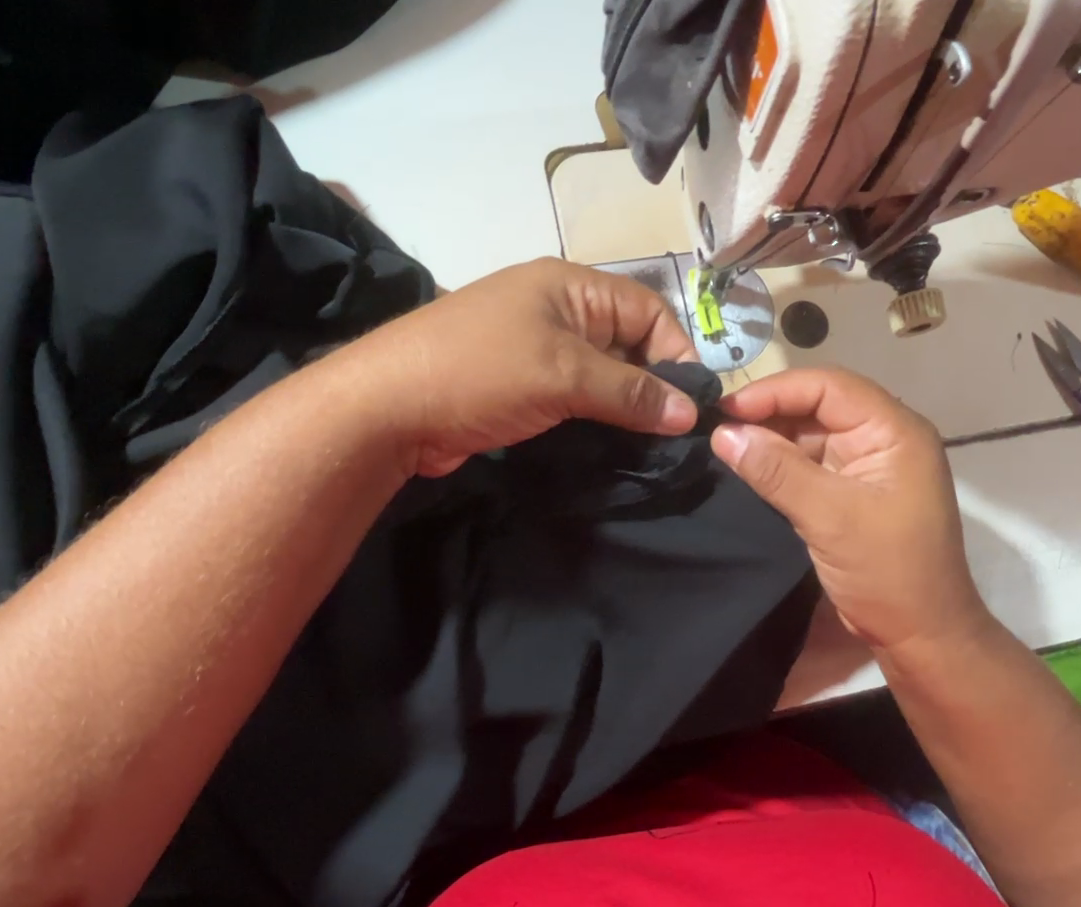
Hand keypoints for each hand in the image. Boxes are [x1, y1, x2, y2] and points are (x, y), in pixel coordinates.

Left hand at [341, 258, 700, 476]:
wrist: (389, 409)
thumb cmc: (481, 373)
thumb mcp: (564, 376)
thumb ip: (631, 392)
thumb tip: (691, 411)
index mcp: (569, 286)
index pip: (648, 310)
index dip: (675, 353)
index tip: (688, 405)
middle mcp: (556, 310)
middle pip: (627, 342)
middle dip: (652, 384)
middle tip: (670, 432)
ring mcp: (535, 348)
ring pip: (601, 374)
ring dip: (623, 406)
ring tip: (646, 444)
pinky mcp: (519, 385)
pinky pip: (574, 396)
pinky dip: (594, 417)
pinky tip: (609, 445)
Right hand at [712, 369, 989, 653]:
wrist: (920, 633)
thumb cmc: (888, 571)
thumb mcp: (830, 517)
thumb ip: (777, 471)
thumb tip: (722, 433)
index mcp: (895, 431)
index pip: (830, 387)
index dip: (775, 391)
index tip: (725, 410)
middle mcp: (883, 439)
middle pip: (819, 406)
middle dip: (769, 413)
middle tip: (716, 427)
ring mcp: (868, 467)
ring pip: (812, 436)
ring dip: (771, 439)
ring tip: (723, 446)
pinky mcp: (852, 494)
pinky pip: (811, 465)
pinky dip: (779, 465)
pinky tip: (747, 469)